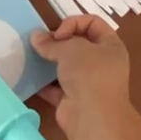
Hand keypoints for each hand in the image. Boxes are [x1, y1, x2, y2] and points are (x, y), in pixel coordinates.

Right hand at [31, 15, 139, 137]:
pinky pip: (55, 87)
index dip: (73, 23)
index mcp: (110, 46)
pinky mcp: (72, 100)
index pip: (93, 23)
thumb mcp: (71, 49)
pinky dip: (43, 83)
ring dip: (49, 62)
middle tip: (41, 45)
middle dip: (58, 43)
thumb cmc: (89, 74)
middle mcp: (101, 63)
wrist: (92, 116)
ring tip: (32, 58)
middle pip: (78, 45)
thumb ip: (52, 43)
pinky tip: (30, 78)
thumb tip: (36, 37)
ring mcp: (87, 83)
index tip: (58, 35)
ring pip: (65, 67)